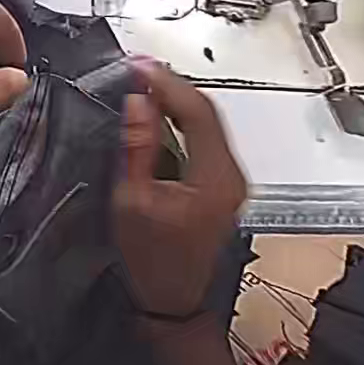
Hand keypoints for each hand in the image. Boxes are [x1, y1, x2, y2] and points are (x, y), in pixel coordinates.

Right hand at [115, 61, 248, 322]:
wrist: (173, 299)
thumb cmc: (151, 259)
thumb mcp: (132, 201)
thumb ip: (137, 148)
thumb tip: (137, 101)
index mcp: (215, 177)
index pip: (197, 113)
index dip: (167, 83)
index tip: (138, 65)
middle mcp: (231, 173)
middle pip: (207, 112)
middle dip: (171, 85)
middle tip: (137, 67)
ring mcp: (229, 178)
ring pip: (206, 122)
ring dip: (175, 99)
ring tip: (143, 82)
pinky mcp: (220, 182)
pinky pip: (203, 137)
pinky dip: (179, 118)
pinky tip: (157, 111)